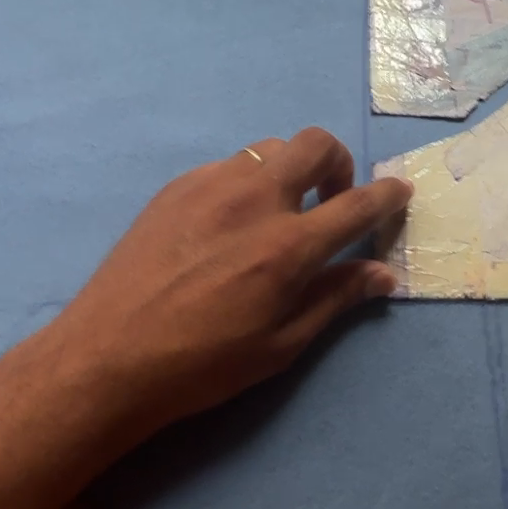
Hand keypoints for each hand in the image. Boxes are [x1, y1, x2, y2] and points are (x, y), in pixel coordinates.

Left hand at [50, 128, 411, 435]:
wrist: (106, 357)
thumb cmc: (202, 364)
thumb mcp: (281, 345)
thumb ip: (336, 299)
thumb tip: (385, 275)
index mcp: (287, 246)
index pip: (357, 205)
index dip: (388, 195)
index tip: (400, 190)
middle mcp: (255, 199)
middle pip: (316, 144)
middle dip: (339, 163)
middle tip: (331, 199)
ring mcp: (212, 185)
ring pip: (271, 148)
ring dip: (291, 171)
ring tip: (277, 212)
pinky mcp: (178, 186)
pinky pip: (229, 166)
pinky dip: (247, 182)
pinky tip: (228, 224)